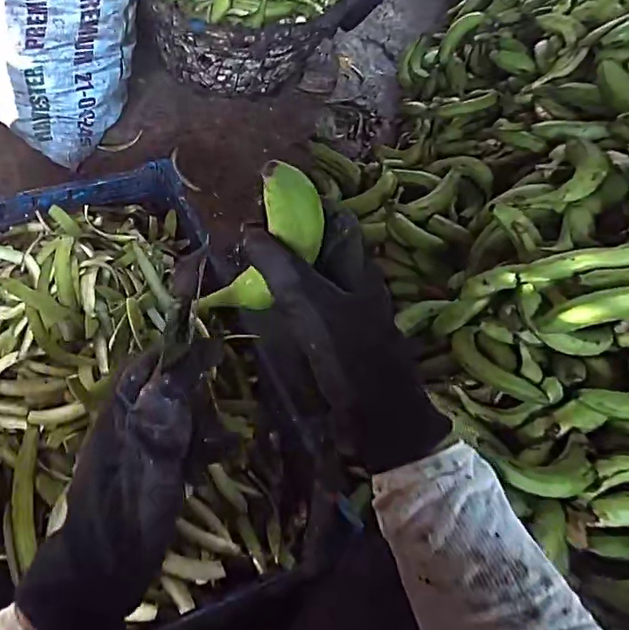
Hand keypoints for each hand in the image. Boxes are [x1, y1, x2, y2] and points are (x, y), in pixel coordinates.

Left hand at [14, 339, 216, 629]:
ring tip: (221, 444)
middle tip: (219, 406)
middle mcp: (129, 418)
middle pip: (171, 386)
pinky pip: (179, 446)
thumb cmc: (124, 508)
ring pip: (180, 416)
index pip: (154, 360)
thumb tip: (187, 353)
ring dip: (204, 425)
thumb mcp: (151, 449)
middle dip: (199, 393)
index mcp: (122, 406)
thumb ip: (167, 401)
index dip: (186, 352)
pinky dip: (198, 450)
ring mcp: (139, 445)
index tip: (219, 351)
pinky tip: (211, 464)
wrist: (98, 573)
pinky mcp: (149, 470)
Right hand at [243, 209, 449, 473]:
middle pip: (321, 250)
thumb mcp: (312, 304)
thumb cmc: (350, 356)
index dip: (306, 207)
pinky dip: (285, 308)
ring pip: (312, 281)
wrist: (380, 422)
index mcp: (358, 268)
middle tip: (249, 243)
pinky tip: (264, 314)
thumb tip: (249, 230)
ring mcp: (346, 315)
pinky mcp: (335, 343)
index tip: (268, 207)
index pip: (336, 220)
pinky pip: (306, 314)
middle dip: (288, 243)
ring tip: (247, 273)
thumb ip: (282, 267)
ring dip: (284, 275)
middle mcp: (355, 285)